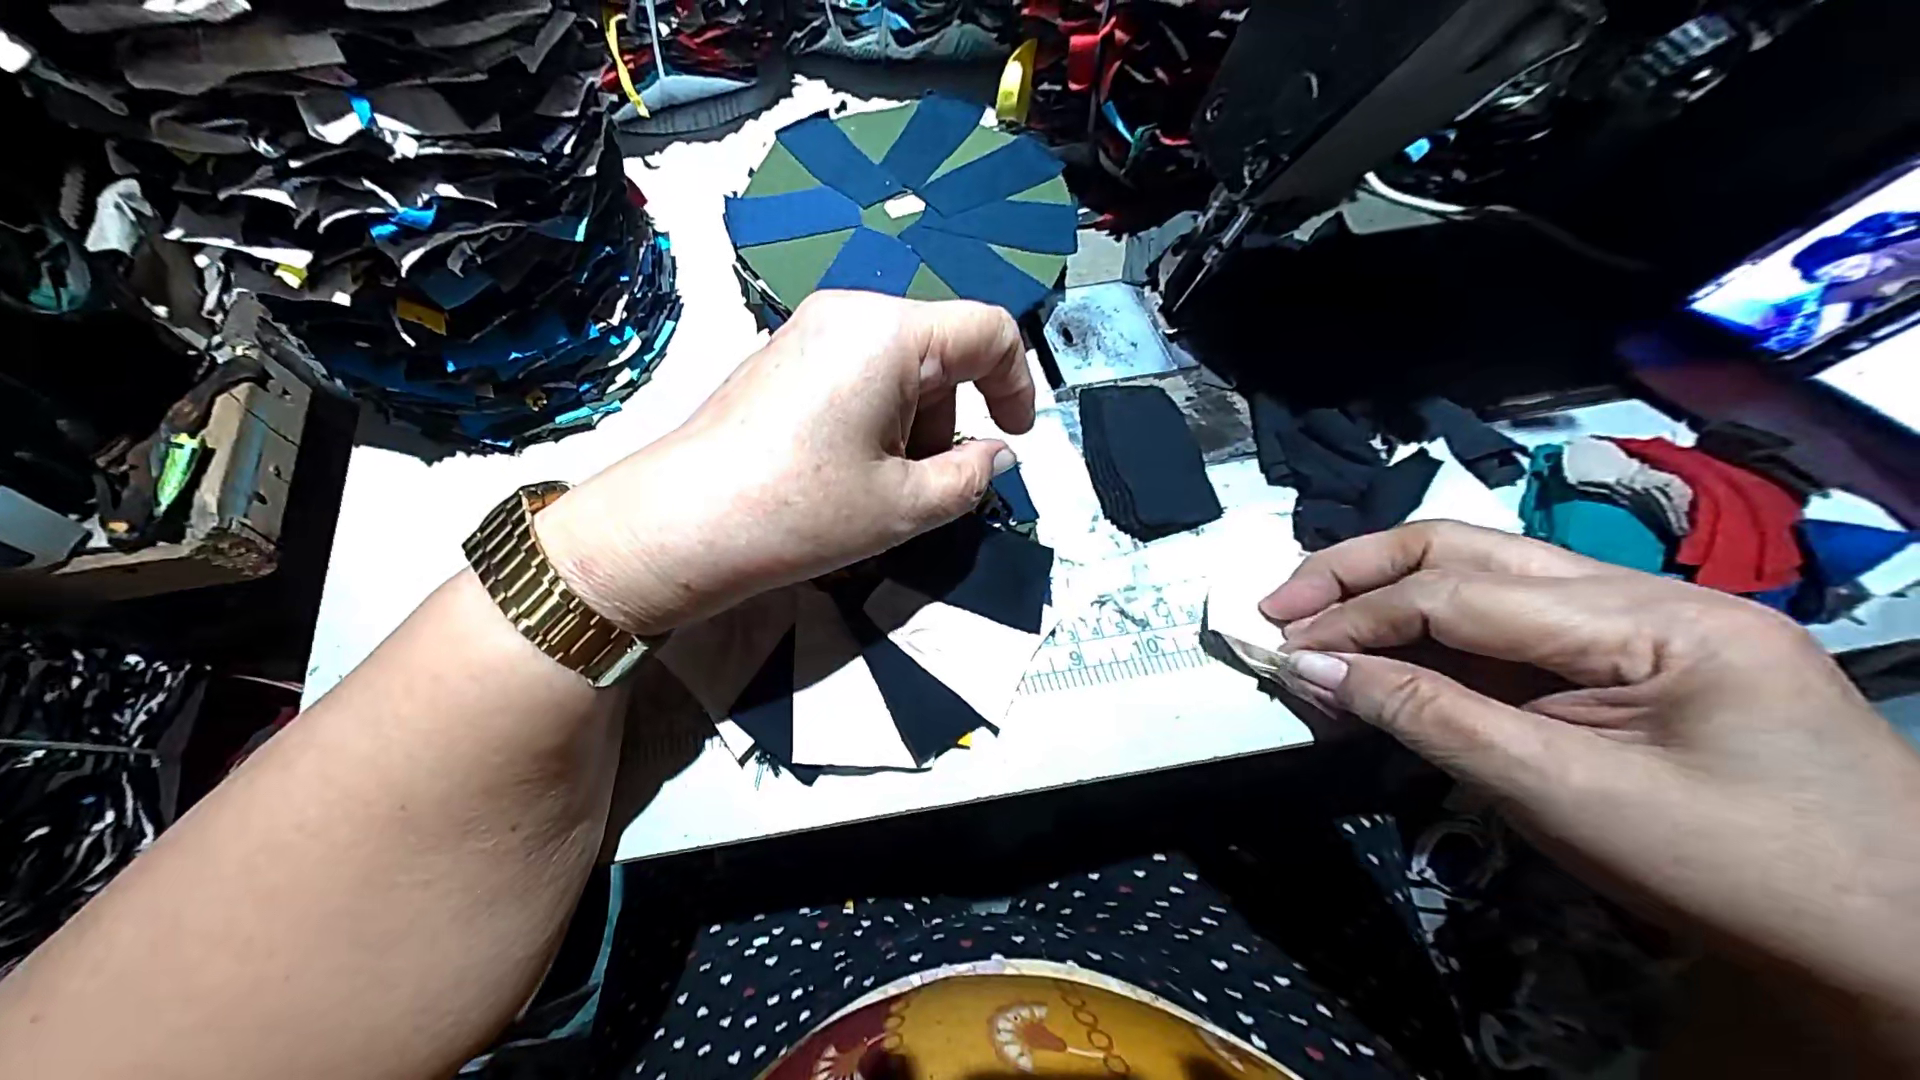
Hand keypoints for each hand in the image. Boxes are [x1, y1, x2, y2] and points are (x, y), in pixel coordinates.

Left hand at [532, 291, 1033, 634]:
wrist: (678, 526)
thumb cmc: (800, 513)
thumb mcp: (907, 505)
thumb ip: (971, 476)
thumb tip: (994, 455)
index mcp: (889, 333)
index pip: (988, 330)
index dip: (1017, 384)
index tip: (1014, 438)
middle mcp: (850, 313)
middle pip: (941, 353)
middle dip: (951, 419)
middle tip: (925, 484)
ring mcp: (810, 331)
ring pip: (901, 368)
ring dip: (914, 425)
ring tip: (879, 487)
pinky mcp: (784, 358)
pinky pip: (859, 375)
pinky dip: (877, 419)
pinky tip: (846, 469)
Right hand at [1260, 522, 1919, 1026]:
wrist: (1895, 956)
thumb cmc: (1740, 877)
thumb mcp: (1561, 795)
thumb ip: (1425, 715)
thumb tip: (1312, 668)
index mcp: (1653, 617)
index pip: (1458, 591)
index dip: (1357, 616)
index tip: (1283, 648)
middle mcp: (1636, 593)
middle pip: (1461, 549)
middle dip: (1356, 571)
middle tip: (1279, 603)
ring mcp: (1623, 621)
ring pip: (1471, 575)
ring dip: (1379, 594)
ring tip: (1309, 619)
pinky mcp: (1606, 657)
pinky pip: (1491, 628)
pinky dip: (1418, 638)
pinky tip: (1374, 657)